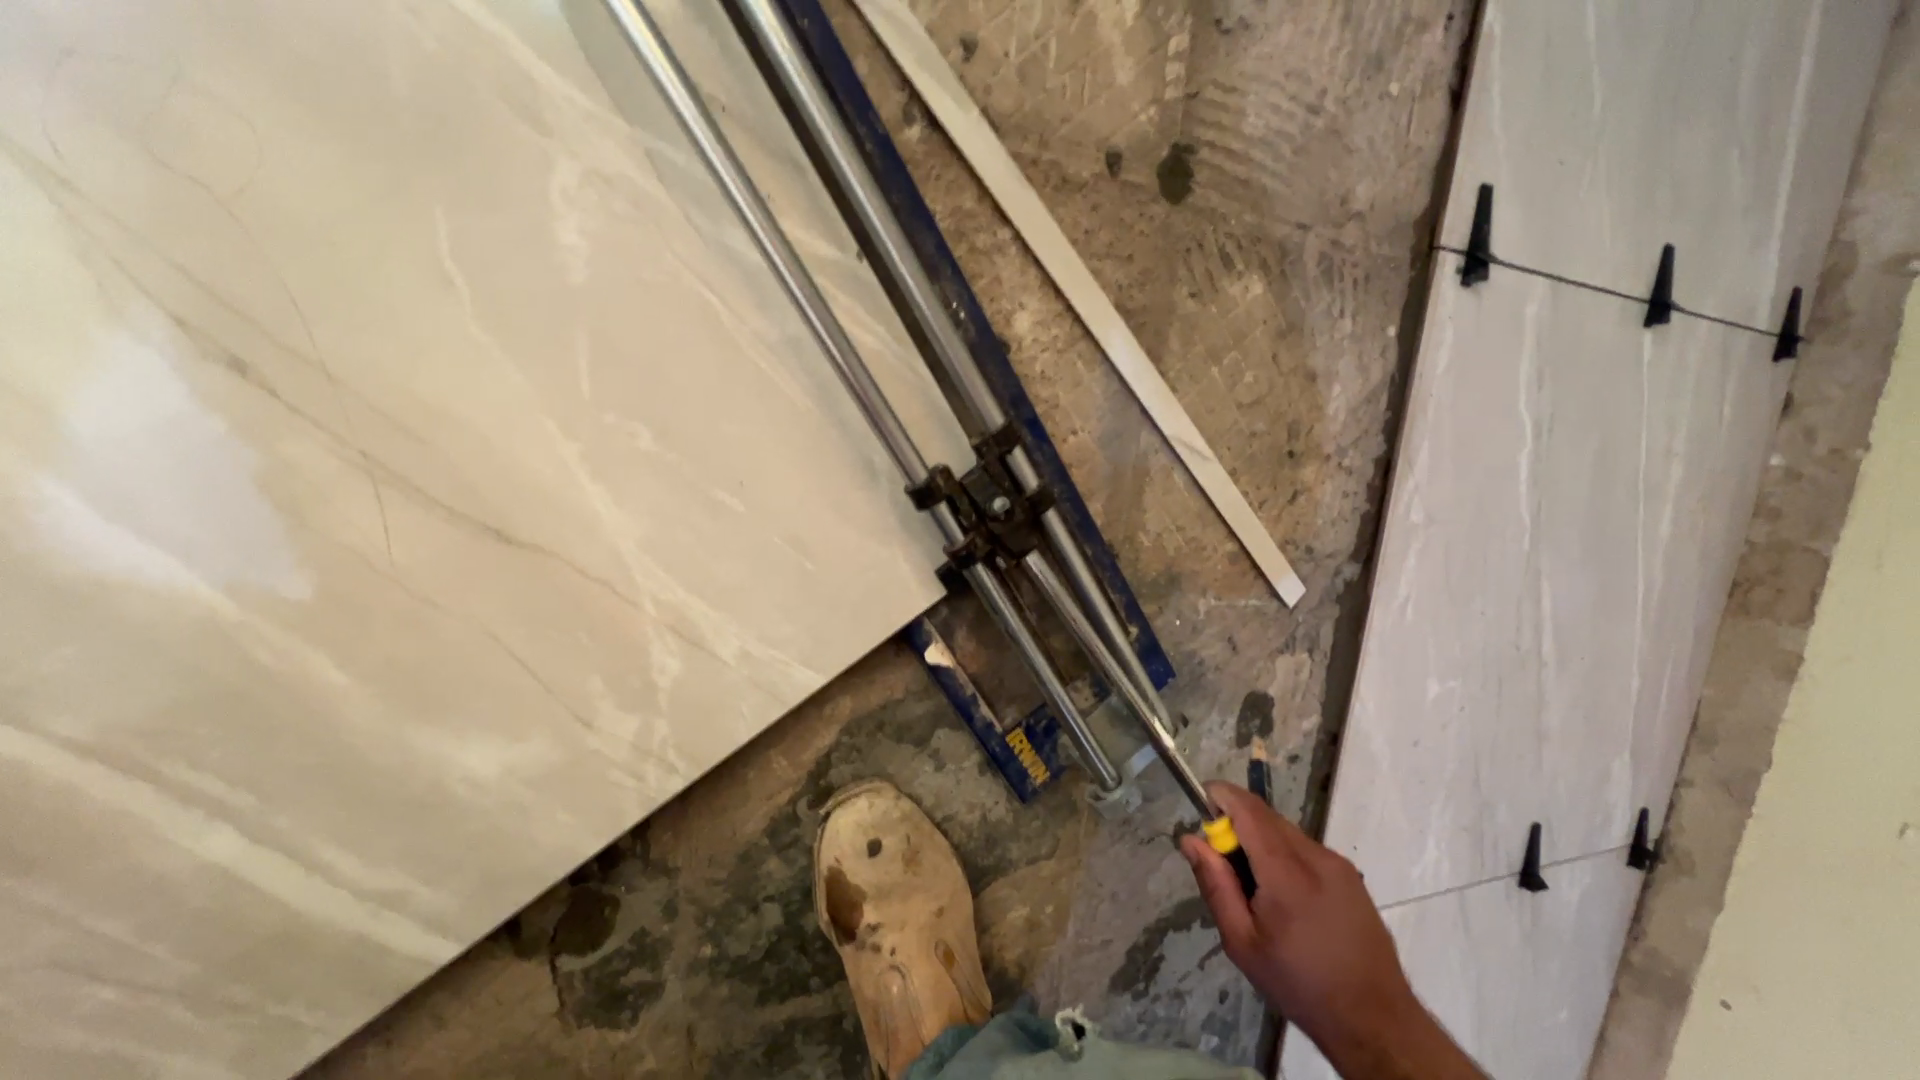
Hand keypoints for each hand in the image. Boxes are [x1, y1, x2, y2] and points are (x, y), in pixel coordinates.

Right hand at [1180, 783, 1483, 1079]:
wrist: (1374, 1018)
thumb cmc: (1298, 983)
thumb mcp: (1242, 942)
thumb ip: (1215, 885)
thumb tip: (1191, 840)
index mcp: (1286, 872)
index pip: (1248, 810)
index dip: (1221, 797)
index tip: (1200, 804)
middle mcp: (1316, 856)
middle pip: (1266, 817)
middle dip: (1237, 826)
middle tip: (1223, 867)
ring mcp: (1339, 864)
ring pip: (1287, 833)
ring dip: (1261, 843)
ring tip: (1256, 893)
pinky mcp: (1351, 877)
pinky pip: (1306, 850)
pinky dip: (1284, 857)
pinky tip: (1286, 901)